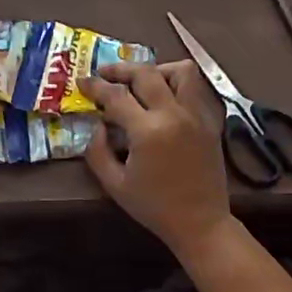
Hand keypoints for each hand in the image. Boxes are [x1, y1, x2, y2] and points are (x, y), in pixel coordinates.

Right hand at [81, 61, 235, 255]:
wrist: (199, 222)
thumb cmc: (153, 207)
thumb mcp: (115, 185)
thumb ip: (98, 152)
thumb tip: (96, 126)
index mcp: (148, 131)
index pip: (116, 96)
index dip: (95, 86)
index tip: (82, 82)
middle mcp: (174, 114)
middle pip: (146, 73)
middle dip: (121, 69)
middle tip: (104, 73)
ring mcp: (196, 115)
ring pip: (180, 71)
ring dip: (156, 69)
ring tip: (141, 81)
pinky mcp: (209, 122)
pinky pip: (195, 89)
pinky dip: (176, 85)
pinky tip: (163, 99)